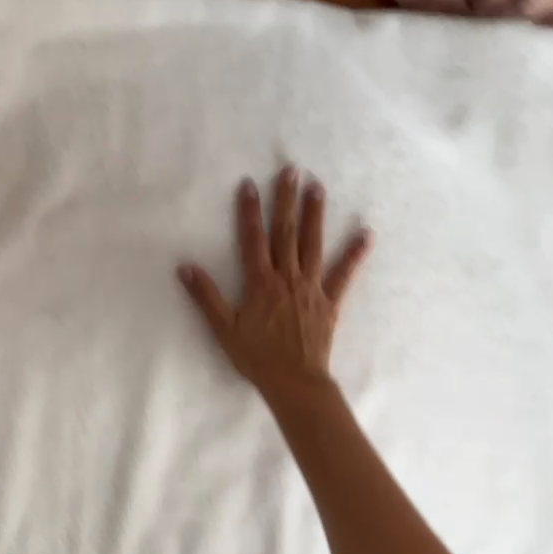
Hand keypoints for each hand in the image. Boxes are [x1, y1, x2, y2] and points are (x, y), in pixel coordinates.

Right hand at [179, 167, 371, 400]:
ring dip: (315, 215)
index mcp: (260, 283)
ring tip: (318, 188)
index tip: (249, 184)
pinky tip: (366, 234)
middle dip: (287, 201)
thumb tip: (186, 267)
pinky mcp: (329, 302)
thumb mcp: (224, 328)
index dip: (250, 211)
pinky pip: (344, 274)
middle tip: (291, 171)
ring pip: (313, 244)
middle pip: (286, 233)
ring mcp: (311, 288)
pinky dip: (354, 254)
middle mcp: (287, 278)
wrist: (294, 382)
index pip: (253, 239)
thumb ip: (206, 296)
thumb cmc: (256, 357)